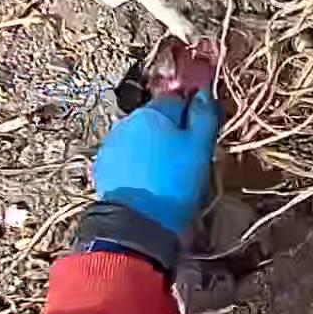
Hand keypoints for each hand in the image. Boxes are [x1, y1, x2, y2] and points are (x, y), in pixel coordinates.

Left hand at [92, 90, 220, 236]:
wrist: (139, 220)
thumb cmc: (175, 182)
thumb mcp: (200, 147)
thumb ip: (204, 116)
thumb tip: (206, 93)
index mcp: (153, 113)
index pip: (178, 99)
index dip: (194, 114)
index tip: (203, 131)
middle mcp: (129, 122)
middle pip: (159, 119)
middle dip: (174, 132)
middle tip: (191, 156)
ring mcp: (114, 144)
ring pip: (143, 138)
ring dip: (157, 148)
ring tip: (172, 173)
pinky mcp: (106, 166)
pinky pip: (129, 157)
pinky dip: (141, 164)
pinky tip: (154, 180)